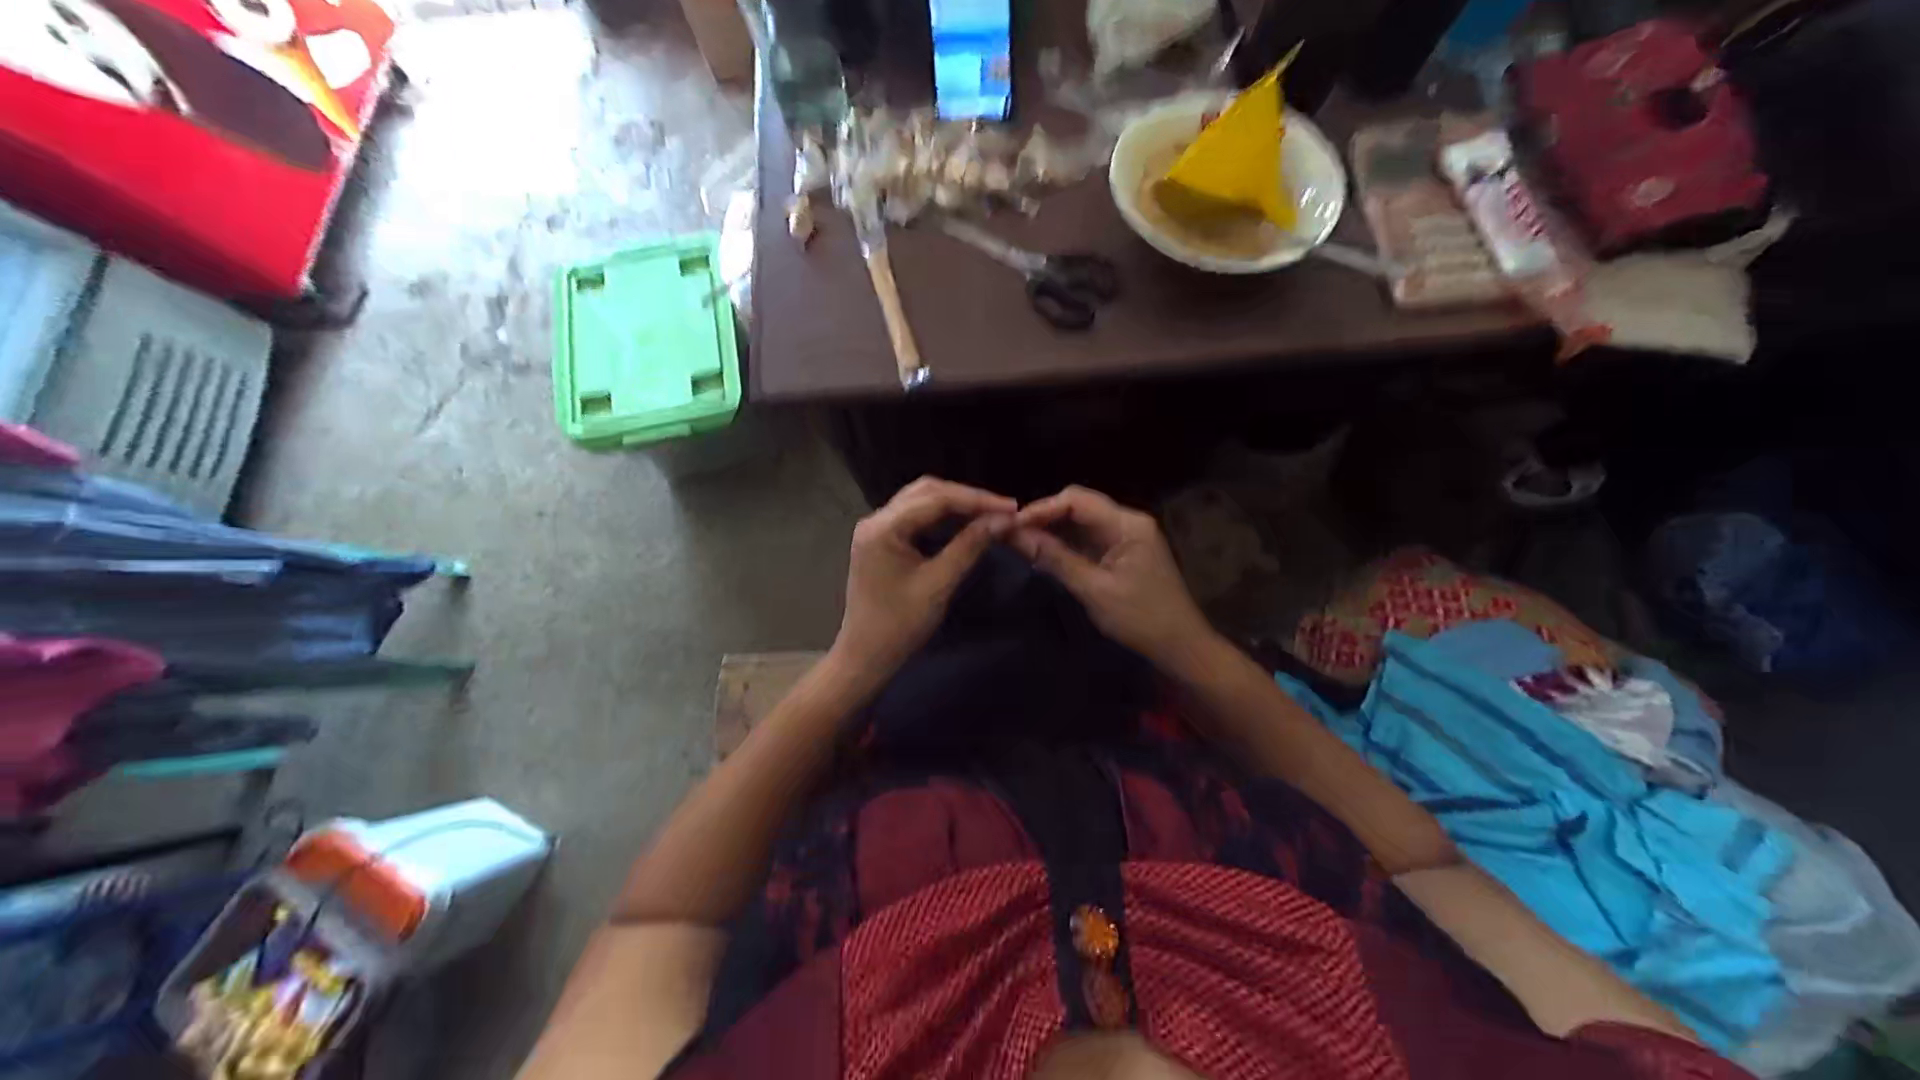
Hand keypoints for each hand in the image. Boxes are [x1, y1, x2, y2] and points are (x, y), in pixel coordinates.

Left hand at [834, 477, 1015, 679]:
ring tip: (989, 512)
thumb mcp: (939, 584)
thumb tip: (1002, 520)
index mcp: (883, 527)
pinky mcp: (881, 540)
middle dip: (967, 497)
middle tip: (1003, 508)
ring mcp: (876, 528)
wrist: (865, 655)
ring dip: (955, 503)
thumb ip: (969, 546)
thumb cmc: (900, 624)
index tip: (1011, 506)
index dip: (977, 500)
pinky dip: (941, 515)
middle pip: (927, 492)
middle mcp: (875, 519)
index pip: (937, 499)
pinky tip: (965, 522)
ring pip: (921, 500)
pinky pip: (915, 516)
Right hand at [1011, 486, 1220, 673]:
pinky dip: (1066, 542)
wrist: (1180, 646)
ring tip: (1021, 540)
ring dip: (1053, 529)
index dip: (1041, 508)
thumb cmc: (1140, 618)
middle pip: (1078, 505)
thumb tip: (1016, 535)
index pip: (1076, 499)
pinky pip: (1089, 538)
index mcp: (1127, 524)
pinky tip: (1044, 551)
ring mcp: (1126, 536)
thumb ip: (1055, 558)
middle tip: (1012, 532)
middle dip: (1044, 516)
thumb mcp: (1093, 590)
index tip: (1012, 525)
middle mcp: (1128, 521)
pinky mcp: (1122, 552)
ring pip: (1081, 521)